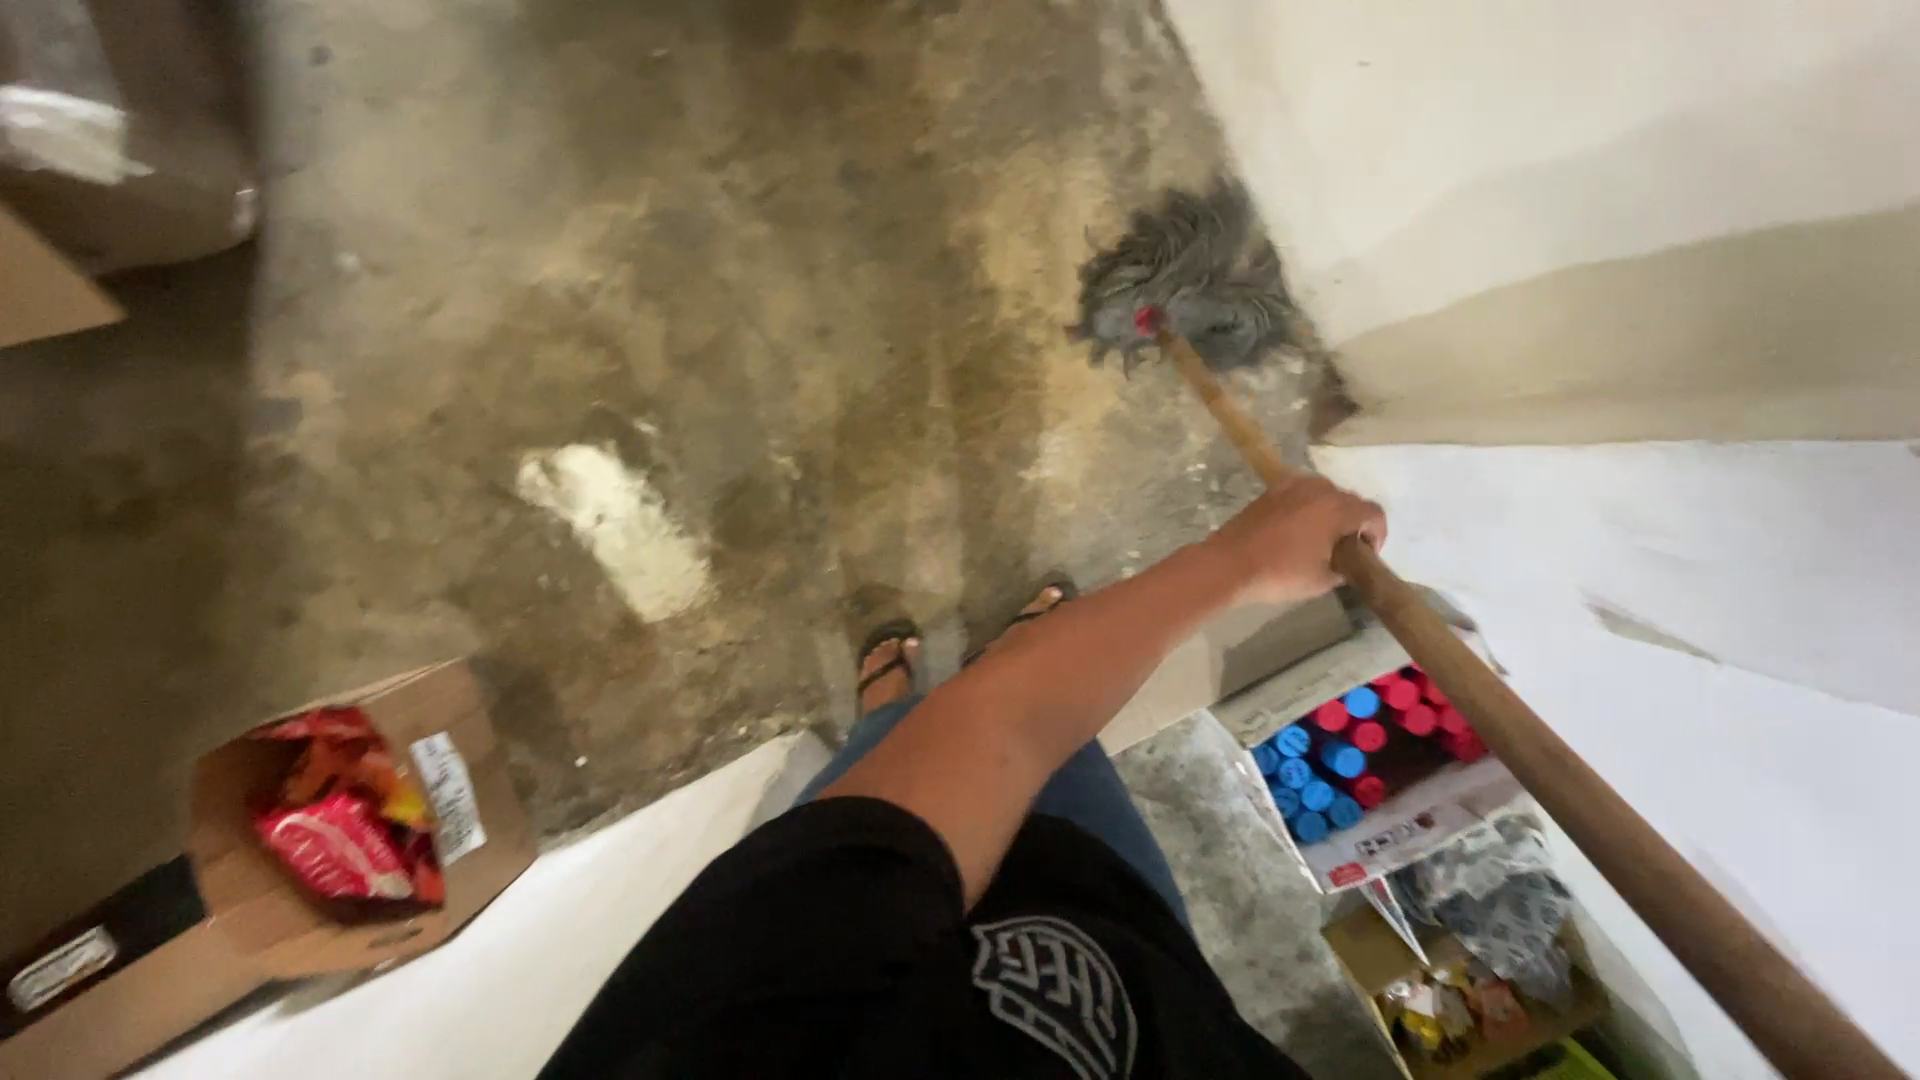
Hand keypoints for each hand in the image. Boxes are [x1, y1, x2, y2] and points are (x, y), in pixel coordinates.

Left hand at [1205, 475, 1385, 604]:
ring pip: (1323, 494)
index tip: (1366, 555)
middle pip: (1349, 501)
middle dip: (1353, 523)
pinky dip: (1305, 508)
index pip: (1374, 514)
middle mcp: (1318, 489)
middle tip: (1344, 548)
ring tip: (1320, 538)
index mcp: (1338, 508)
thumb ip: (1345, 566)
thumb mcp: (1323, 579)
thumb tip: (1346, 560)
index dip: (1377, 535)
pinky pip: (1299, 495)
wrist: (1228, 564)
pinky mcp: (1269, 491)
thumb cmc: (1280, 573)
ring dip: (1329, 513)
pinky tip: (1296, 529)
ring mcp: (1291, 486)